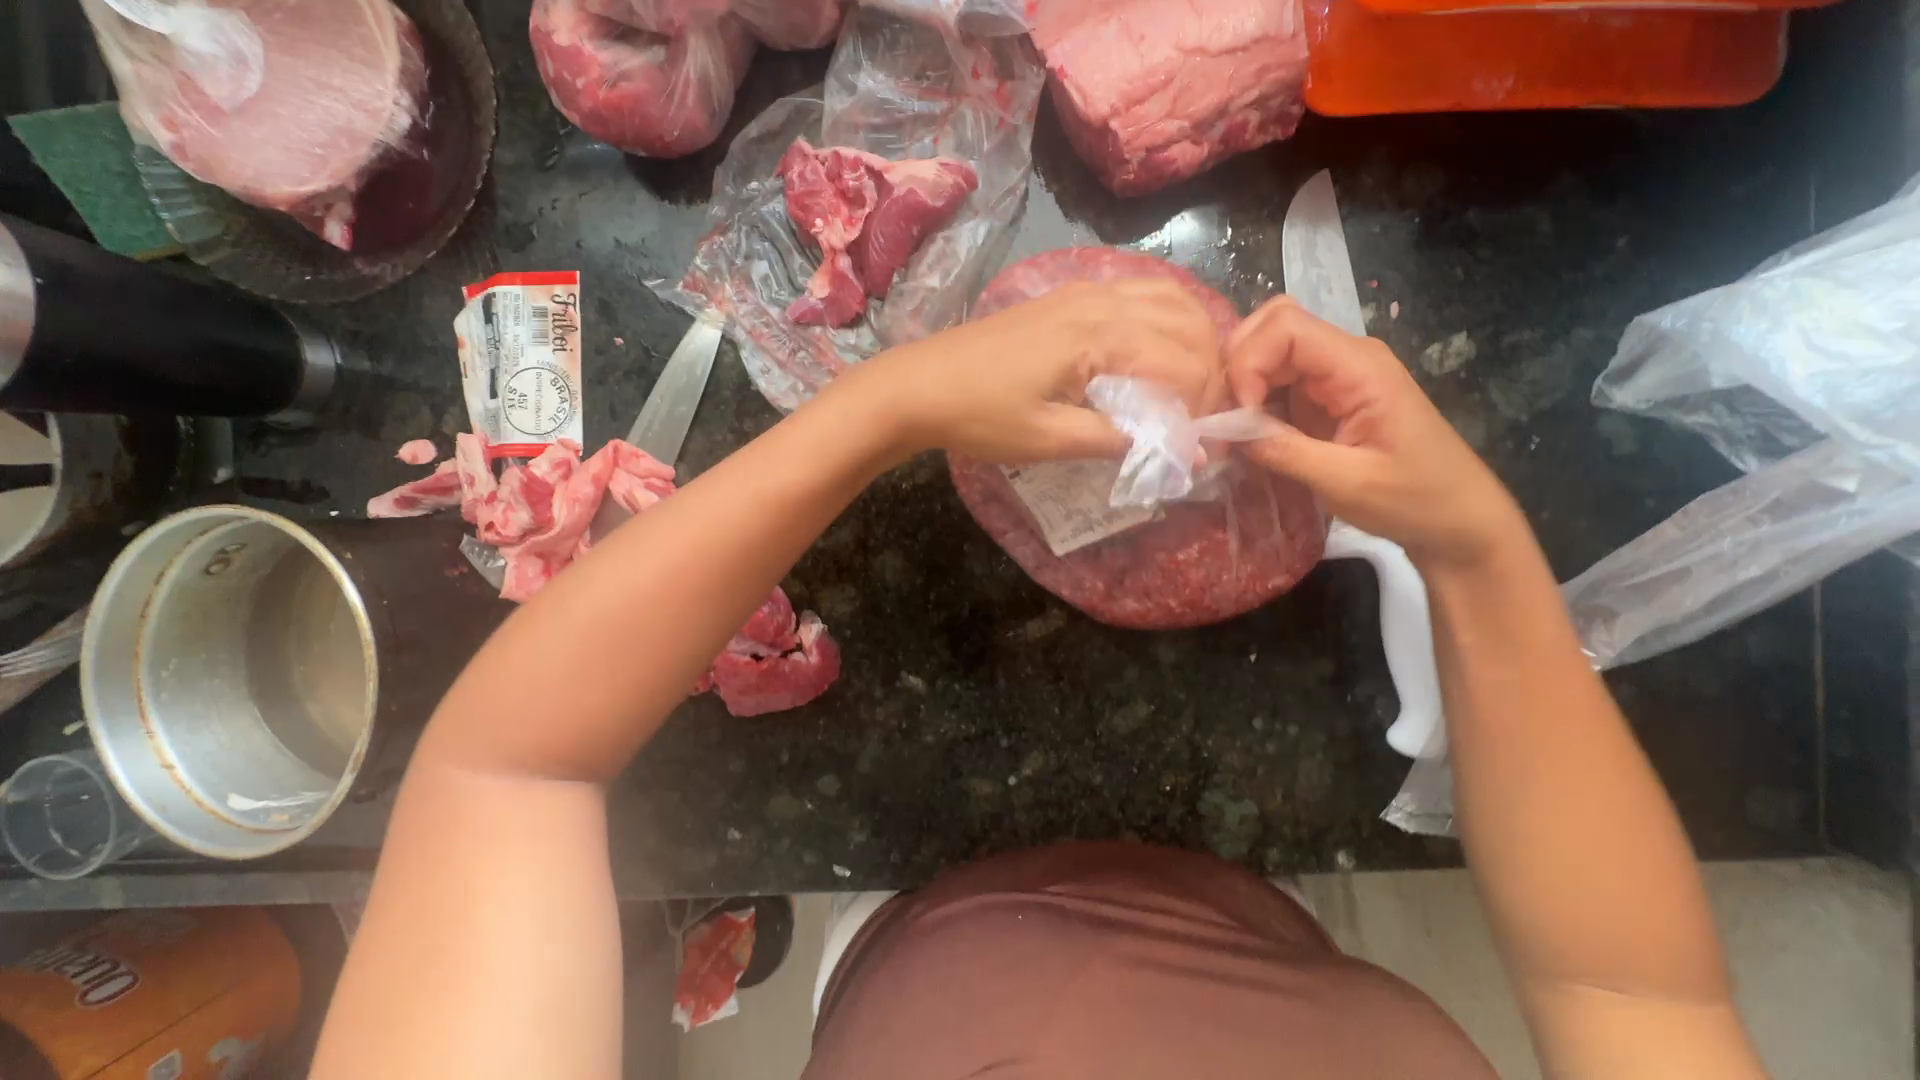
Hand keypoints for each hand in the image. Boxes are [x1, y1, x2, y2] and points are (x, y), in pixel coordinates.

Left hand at [845, 279, 1228, 464]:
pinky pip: (1139, 294)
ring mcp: (1083, 291)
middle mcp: (1100, 300)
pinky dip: (1166, 321)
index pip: (1184, 364)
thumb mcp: (1049, 439)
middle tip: (1206, 420)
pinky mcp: (1067, 296)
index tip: (1205, 449)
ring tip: (1192, 390)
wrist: (916, 386)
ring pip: (1168, 298)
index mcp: (1098, 335)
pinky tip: (1157, 357)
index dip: (1205, 407)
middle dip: (1211, 371)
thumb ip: (1118, 439)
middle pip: (1188, 323)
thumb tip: (1181, 451)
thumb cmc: (979, 416)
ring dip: (1193, 340)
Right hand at [1226, 297, 1526, 569]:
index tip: (1241, 414)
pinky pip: (1276, 382)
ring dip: (1240, 385)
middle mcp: (1344, 358)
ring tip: (1230, 431)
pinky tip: (1246, 435)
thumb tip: (1228, 431)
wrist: (1457, 519)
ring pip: (1268, 352)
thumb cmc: (1413, 499)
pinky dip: (1251, 403)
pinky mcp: (1324, 398)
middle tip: (1225, 419)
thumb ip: (1284, 451)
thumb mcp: (1347, 483)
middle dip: (1237, 366)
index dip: (1249, 361)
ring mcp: (1334, 376)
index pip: (1286, 327)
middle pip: (1272, 328)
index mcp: (1359, 366)